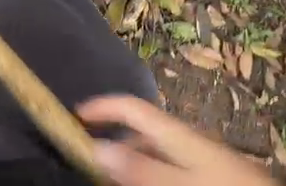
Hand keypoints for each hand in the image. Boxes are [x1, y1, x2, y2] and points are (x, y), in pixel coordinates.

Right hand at [78, 95, 281, 185]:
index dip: (102, 106)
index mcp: (177, 133)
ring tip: (115, 179)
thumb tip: (96, 145)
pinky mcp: (212, 177)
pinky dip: (154, 176)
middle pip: (142, 133)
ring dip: (134, 164)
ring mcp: (201, 161)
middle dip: (115, 143)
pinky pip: (172, 171)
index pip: (132, 106)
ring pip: (157, 156)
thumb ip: (141, 167)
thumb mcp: (180, 181)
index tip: (74, 116)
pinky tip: (149, 185)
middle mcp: (187, 141)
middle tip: (90, 162)